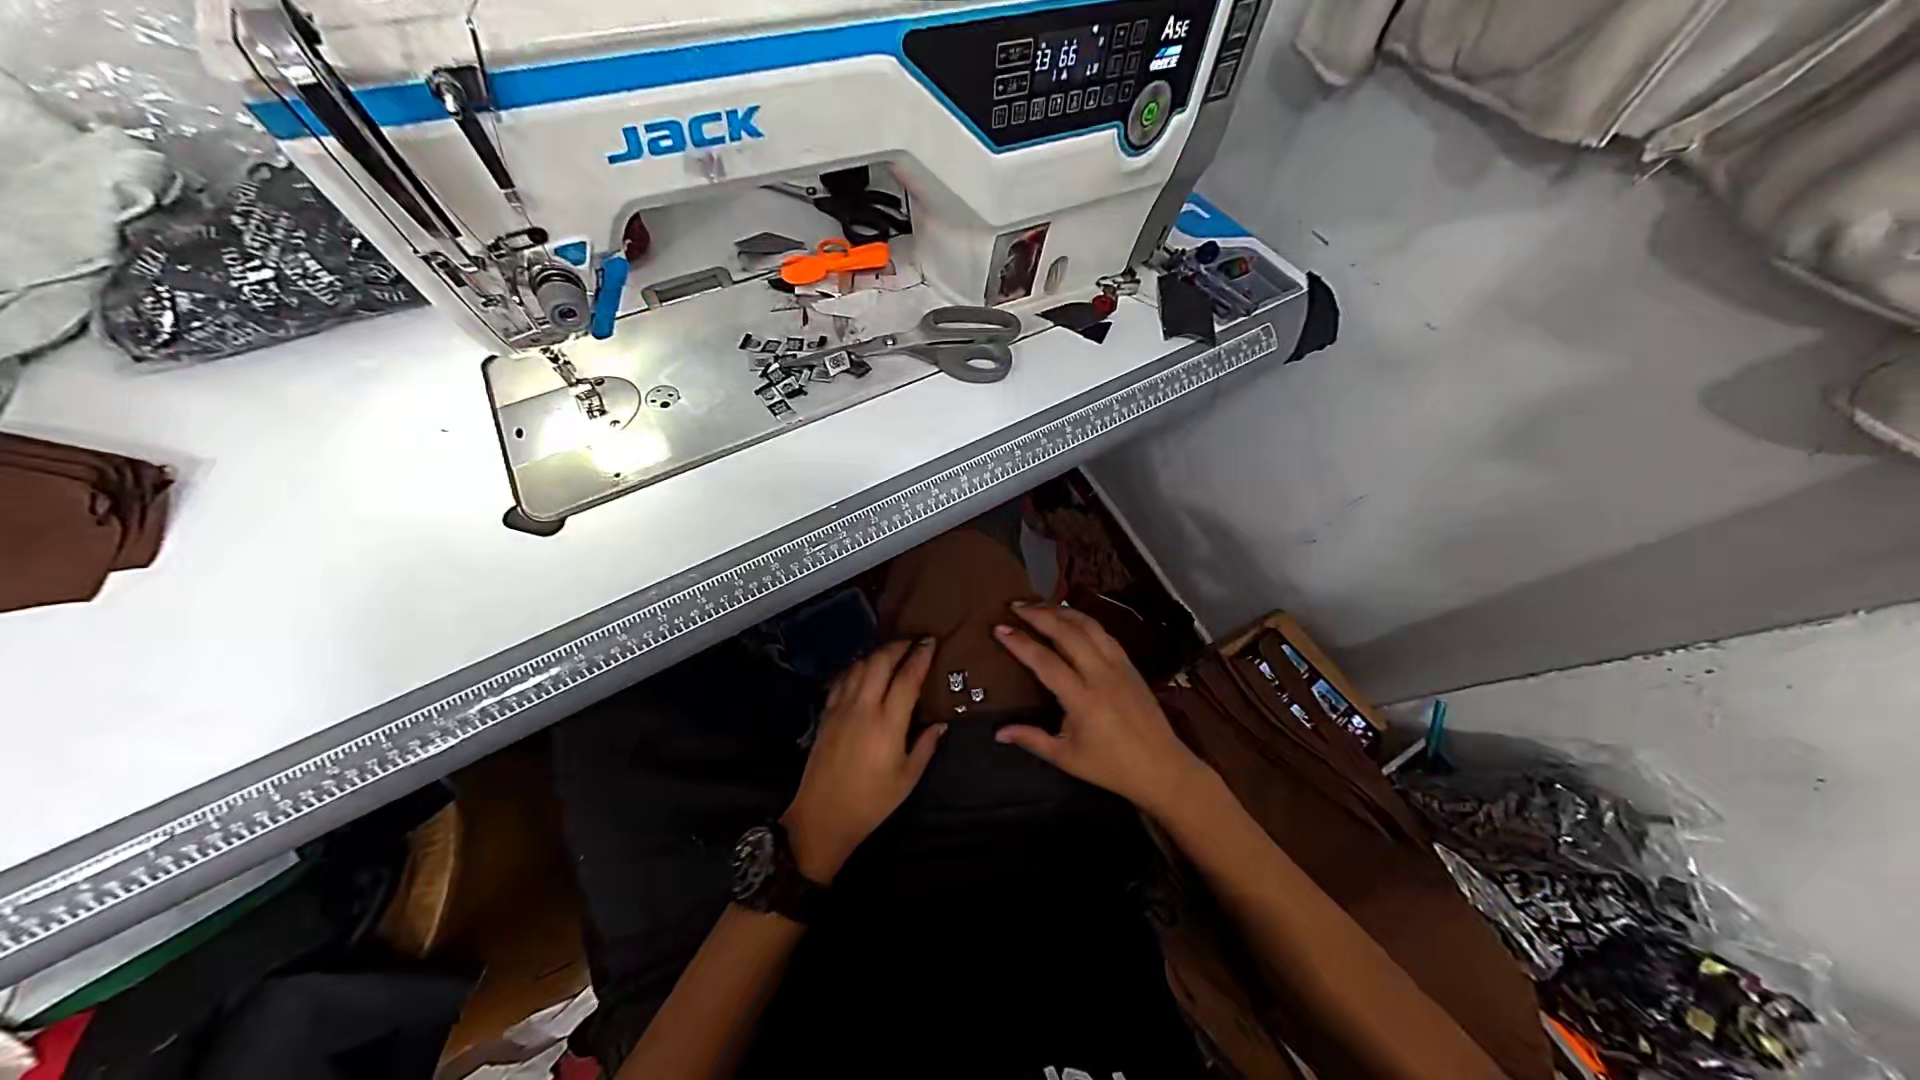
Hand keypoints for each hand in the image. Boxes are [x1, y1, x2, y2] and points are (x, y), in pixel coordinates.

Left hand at [780, 638, 945, 883]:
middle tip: (913, 642)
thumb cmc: (871, 801)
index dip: (920, 656)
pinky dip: (856, 668)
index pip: (907, 677)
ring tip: (891, 654)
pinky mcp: (826, 714)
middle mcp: (863, 707)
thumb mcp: (907, 778)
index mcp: (888, 723)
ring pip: (859, 666)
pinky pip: (842, 679)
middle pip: (879, 661)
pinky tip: (863, 671)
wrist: (823, 815)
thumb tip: (940, 724)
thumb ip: (926, 746)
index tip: (930, 642)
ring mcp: (841, 708)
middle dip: (898, 646)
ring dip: (876, 654)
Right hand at [992, 604, 1213, 817]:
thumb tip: (998, 732)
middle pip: (1067, 632)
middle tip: (1015, 606)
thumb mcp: (1066, 758)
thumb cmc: (1111, 767)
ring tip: (1040, 605)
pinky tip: (1071, 619)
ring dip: (1062, 611)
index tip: (999, 628)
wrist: (1162, 768)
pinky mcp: (1131, 665)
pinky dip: (1084, 621)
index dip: (1020, 642)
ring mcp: (1119, 666)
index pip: (1045, 661)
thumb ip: (1031, 739)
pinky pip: (1105, 634)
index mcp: (1082, 699)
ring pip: (1089, 626)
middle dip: (1039, 614)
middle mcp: (1101, 675)